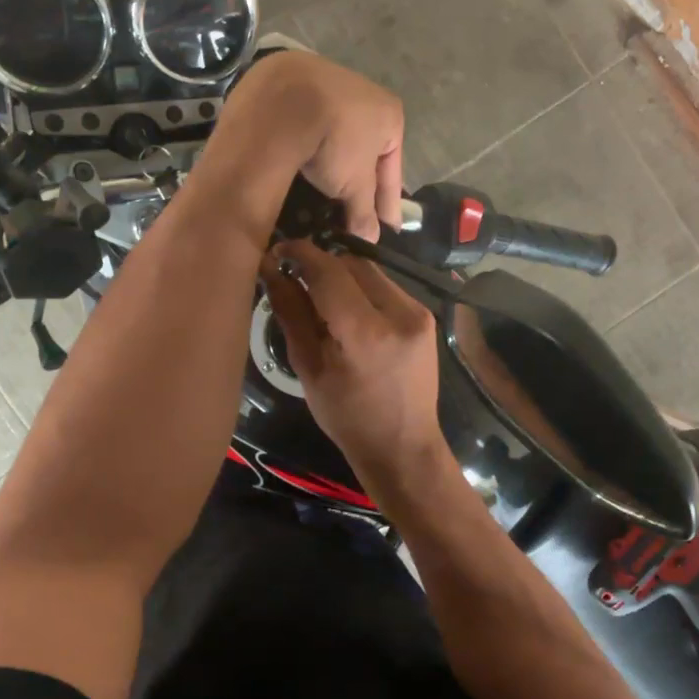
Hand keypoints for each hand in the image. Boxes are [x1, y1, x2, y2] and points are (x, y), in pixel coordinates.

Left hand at [211, 51, 404, 240]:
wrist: (285, 99)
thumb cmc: (335, 142)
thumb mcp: (354, 185)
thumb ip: (364, 212)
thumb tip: (370, 239)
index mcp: (390, 115)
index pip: (393, 171)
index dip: (389, 204)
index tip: (388, 228)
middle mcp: (366, 94)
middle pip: (366, 152)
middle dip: (362, 182)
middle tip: (357, 211)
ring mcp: (330, 83)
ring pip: (338, 136)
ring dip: (336, 163)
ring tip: (328, 191)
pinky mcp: (296, 83)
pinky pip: (310, 124)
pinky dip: (310, 145)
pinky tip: (304, 162)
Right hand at [260, 240, 449, 496]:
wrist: (403, 446)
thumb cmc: (347, 418)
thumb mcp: (309, 369)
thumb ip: (292, 315)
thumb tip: (272, 272)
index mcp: (365, 333)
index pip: (328, 272)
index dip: (300, 254)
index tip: (277, 251)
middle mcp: (399, 313)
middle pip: (352, 265)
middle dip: (322, 266)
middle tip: (296, 280)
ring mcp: (418, 313)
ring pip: (371, 272)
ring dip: (343, 277)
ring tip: (321, 299)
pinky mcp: (425, 317)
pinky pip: (387, 288)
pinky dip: (363, 291)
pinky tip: (349, 313)